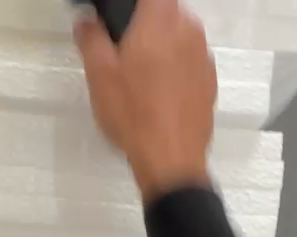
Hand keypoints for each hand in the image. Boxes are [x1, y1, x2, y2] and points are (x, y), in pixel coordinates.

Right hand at [74, 0, 215, 200]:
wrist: (171, 160)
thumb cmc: (134, 116)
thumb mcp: (99, 77)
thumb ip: (91, 39)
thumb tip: (86, 21)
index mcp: (159, 18)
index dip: (135, 6)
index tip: (123, 21)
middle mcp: (188, 28)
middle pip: (165, 12)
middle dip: (146, 27)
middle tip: (126, 55)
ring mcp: (203, 55)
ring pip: (180, 38)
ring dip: (162, 50)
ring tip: (142, 82)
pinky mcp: (210, 81)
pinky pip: (190, 64)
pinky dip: (177, 72)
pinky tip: (160, 98)